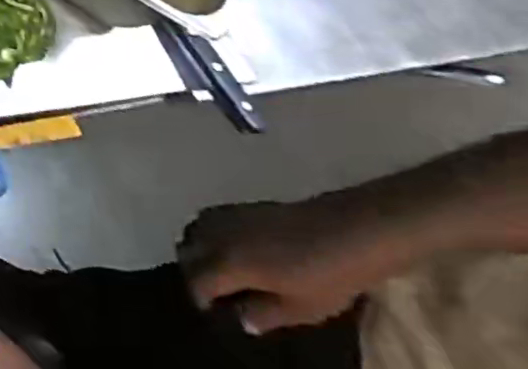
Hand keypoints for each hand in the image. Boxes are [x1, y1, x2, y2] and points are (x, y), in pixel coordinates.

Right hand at [180, 198, 415, 333]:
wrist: (341, 235)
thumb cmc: (323, 278)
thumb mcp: (300, 309)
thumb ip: (264, 315)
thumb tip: (241, 319)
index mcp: (227, 264)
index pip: (197, 282)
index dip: (201, 299)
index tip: (213, 311)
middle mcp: (214, 237)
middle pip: (186, 253)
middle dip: (193, 273)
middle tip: (215, 291)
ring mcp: (222, 218)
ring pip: (191, 233)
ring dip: (197, 251)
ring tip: (218, 267)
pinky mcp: (233, 207)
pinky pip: (204, 220)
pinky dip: (205, 234)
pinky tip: (227, 245)